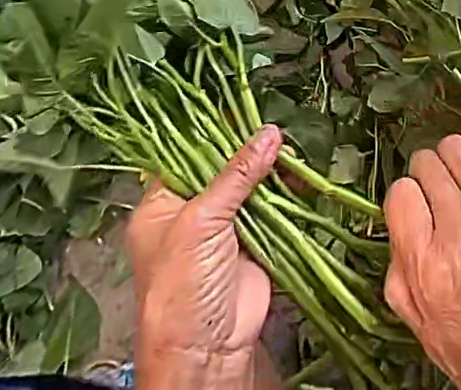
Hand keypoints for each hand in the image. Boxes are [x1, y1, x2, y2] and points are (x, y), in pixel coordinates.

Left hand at [127, 125, 280, 389]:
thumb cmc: (182, 288)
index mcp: (163, 204)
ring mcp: (223, 228)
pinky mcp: (252, 243)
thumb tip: (268, 134)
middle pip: (222, 169)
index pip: (186, 155)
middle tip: (272, 127)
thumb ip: (236, 175)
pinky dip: (285, 194)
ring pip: (249, 187)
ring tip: (289, 147)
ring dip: (270, 170)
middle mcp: (191, 212)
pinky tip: (297, 176)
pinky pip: (271, 210)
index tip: (241, 109)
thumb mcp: (202, 221)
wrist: (208, 352)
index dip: (213, 133)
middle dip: (247, 150)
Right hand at [384, 129, 460, 389]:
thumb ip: (401, 278)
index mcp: (428, 263)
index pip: (400, 194)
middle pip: (426, 164)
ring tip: (454, 173)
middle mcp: (459, 226)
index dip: (404, 200)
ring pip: (455, 147)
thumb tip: (399, 237)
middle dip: (424, 175)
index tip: (413, 210)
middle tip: (434, 193)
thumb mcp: (426, 330)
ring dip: (448, 156)